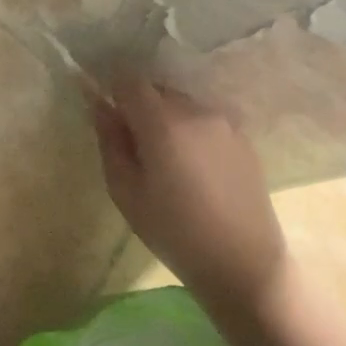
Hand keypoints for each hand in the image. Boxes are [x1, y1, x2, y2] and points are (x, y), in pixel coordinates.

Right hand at [91, 76, 286, 309]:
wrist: (245, 266)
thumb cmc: (175, 233)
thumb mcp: (125, 192)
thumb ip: (109, 141)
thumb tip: (100, 105)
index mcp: (162, 121)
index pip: (128, 80)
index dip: (115, 94)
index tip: (112, 122)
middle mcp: (195, 110)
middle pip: (156, 89)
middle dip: (140, 108)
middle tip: (138, 149)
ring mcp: (224, 123)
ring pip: (182, 104)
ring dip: (168, 119)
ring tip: (169, 162)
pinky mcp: (244, 139)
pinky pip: (205, 121)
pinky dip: (192, 132)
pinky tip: (196, 170)